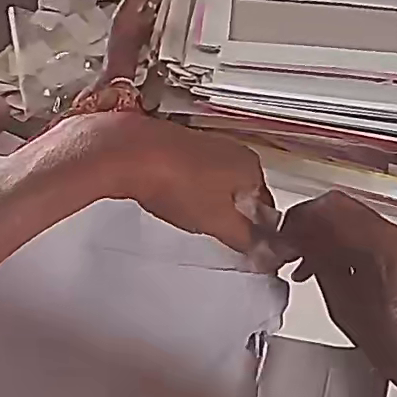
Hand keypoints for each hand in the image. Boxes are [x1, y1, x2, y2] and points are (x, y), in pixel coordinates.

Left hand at [42, 112, 276, 258]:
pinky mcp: (177, 148)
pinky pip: (192, 177)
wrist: (128, 152)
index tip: (250, 249)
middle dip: (234, 218)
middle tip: (220, 238)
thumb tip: (261, 250)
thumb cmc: (174, 178)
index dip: (260, 233)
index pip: (268, 207)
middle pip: (243, 195)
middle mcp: (231, 151)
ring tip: (192, 220)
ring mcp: (203, 147)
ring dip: (209, 205)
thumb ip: (246, 239)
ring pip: (217, 185)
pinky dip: (187, 192)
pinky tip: (173, 202)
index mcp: (251, 166)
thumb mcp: (218, 222)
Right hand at [279, 193, 396, 394]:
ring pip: (352, 216)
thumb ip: (322, 263)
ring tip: (302, 258)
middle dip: (308, 222)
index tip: (280, 237)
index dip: (298, 221)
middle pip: (341, 207)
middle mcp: (395, 235)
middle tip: (286, 245)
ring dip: (324, 230)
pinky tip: (326, 263)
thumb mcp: (343, 302)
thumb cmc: (392, 342)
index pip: (329, 210)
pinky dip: (341, 240)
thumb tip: (299, 242)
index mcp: (380, 246)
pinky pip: (366, 231)